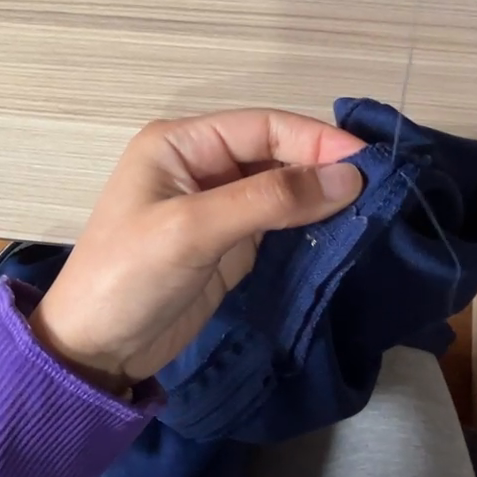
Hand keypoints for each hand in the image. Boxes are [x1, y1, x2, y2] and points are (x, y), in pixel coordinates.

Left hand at [30, 109, 367, 392]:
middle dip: (323, 167)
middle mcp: (200, 166)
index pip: (262, 126)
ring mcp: (216, 207)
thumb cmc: (129, 276)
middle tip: (380, 191)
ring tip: (372, 210)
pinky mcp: (228, 244)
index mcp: (181, 144)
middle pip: (276, 153)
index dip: (316, 140)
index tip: (369, 164)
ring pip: (281, 188)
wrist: (95, 349)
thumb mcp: (192, 230)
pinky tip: (341, 233)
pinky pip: (278, 224)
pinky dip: (309, 226)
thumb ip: (269, 200)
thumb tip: (349, 178)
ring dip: (320, 198)